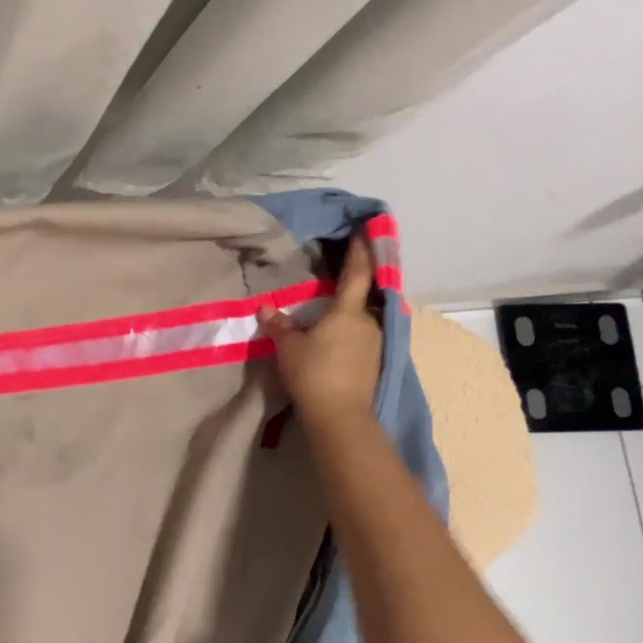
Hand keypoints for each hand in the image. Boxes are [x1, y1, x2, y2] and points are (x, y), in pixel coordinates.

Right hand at [257, 237, 380, 423]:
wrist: (340, 414)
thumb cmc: (313, 373)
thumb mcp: (288, 347)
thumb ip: (279, 326)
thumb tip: (267, 309)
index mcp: (348, 311)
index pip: (358, 271)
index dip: (361, 249)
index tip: (365, 228)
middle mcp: (369, 320)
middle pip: (363, 294)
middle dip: (353, 282)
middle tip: (340, 270)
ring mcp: (376, 340)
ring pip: (362, 317)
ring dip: (349, 311)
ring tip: (330, 310)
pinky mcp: (375, 359)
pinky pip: (361, 334)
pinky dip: (349, 330)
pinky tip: (334, 336)